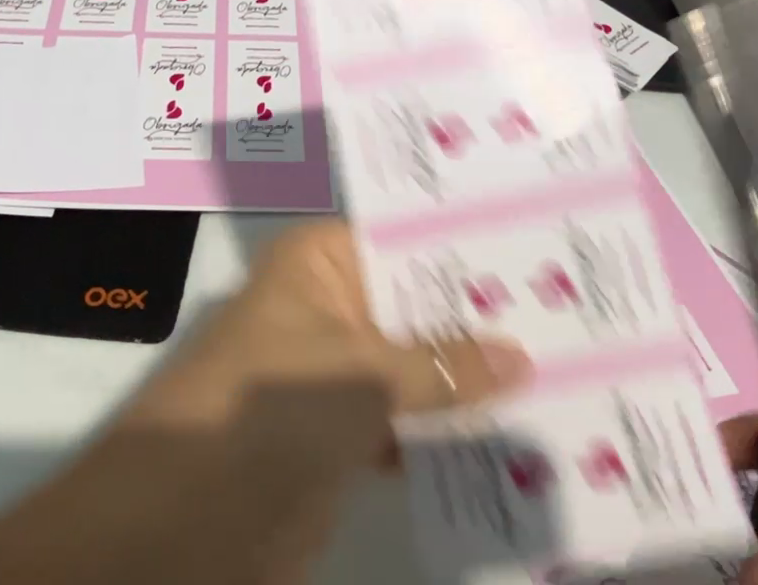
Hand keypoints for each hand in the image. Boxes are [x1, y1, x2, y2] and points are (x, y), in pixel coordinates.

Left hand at [0, 220, 532, 584]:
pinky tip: (516, 429)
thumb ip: (444, 365)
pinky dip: (447, 426)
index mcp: (320, 263)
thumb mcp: (362, 376)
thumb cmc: (267, 412)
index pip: (409, 235)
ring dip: (472, 374)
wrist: (179, 523)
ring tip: (566, 364)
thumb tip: (522, 355)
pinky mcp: (339, 430)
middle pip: (418, 300)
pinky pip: (406, 416)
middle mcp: (328, 304)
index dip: (471, 243)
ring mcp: (334, 369)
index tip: (546, 245)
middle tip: (578, 308)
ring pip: (416, 361)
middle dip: (483, 314)